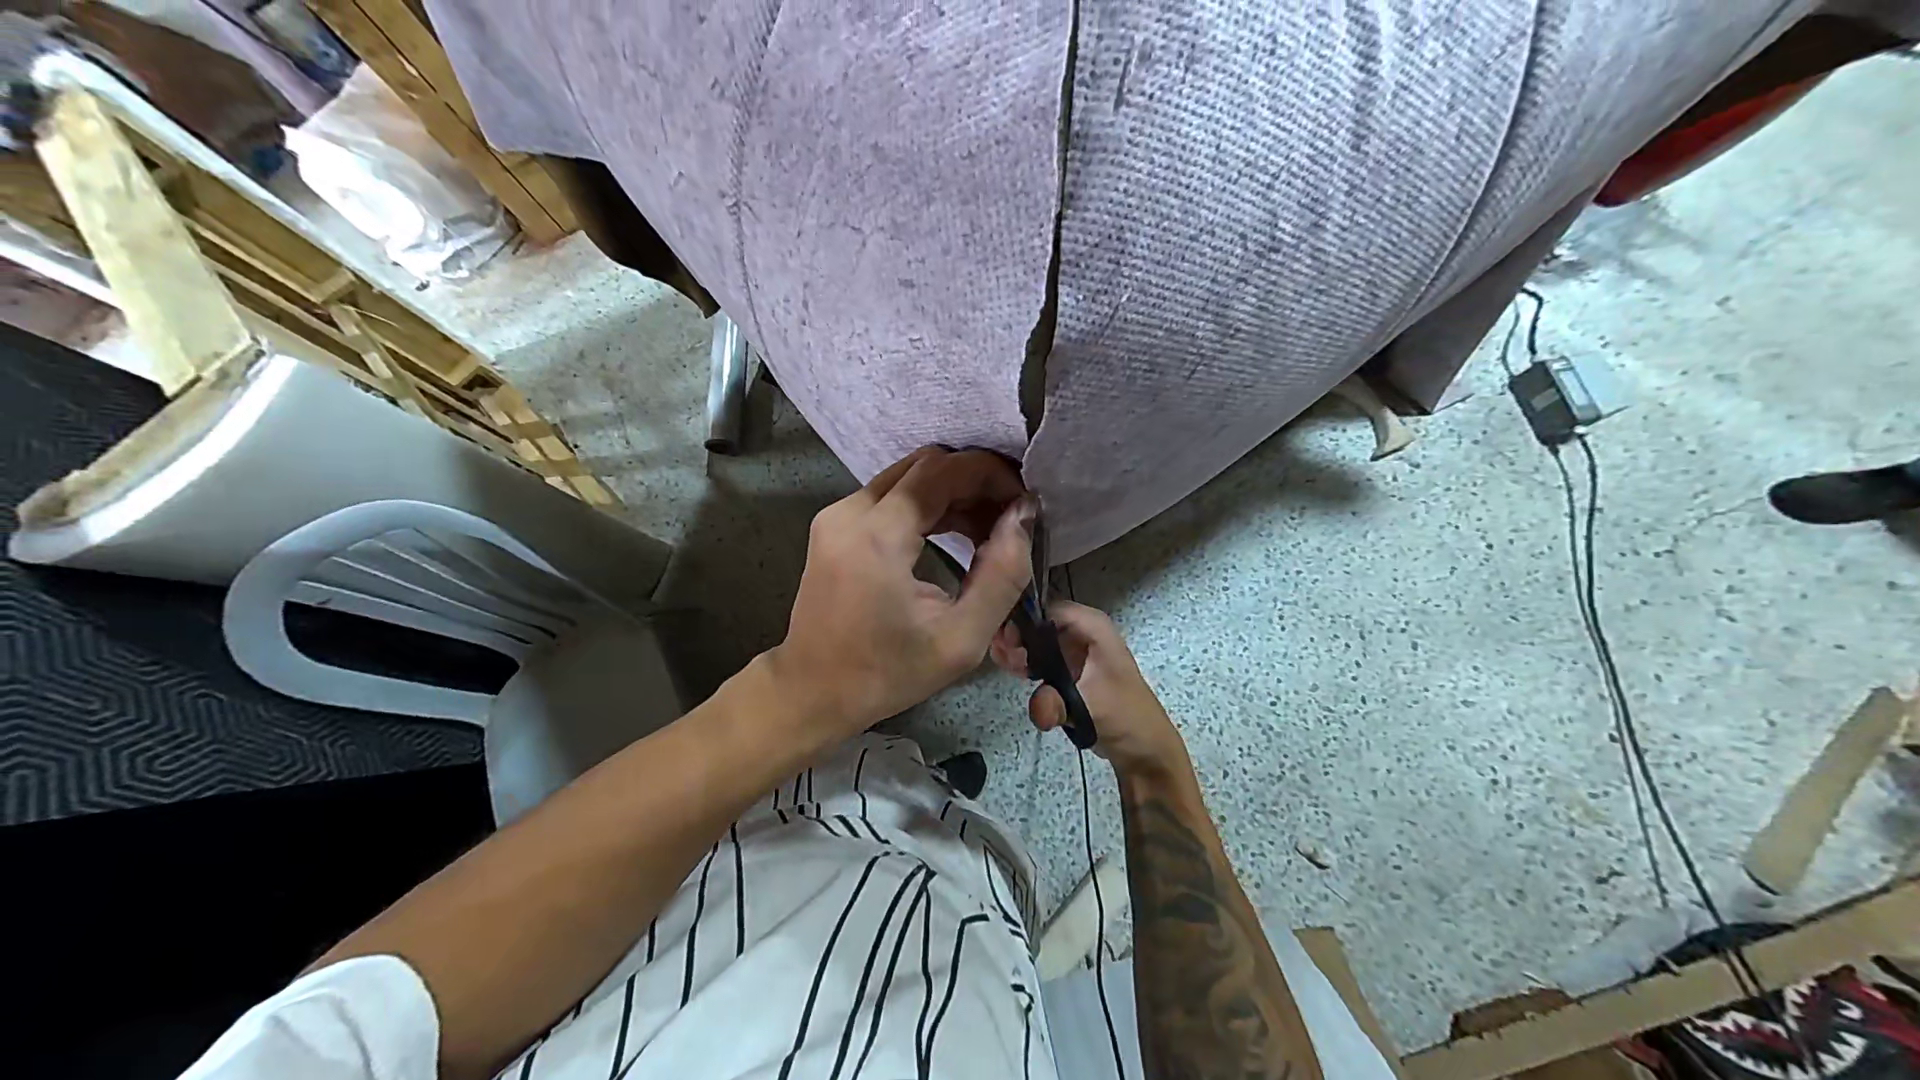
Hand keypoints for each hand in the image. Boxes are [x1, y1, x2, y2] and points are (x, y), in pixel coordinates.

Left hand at [767, 446, 1036, 734]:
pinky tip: (955, 532)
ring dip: (954, 491)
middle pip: (925, 464)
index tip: (1023, 503)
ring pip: (908, 475)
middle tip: (1010, 516)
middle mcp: (850, 512)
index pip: (943, 470)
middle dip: (975, 480)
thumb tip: (1023, 516)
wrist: (813, 690)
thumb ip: (1002, 575)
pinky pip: (890, 494)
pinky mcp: (834, 524)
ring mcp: (837, 515)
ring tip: (990, 528)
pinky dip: (928, 503)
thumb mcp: (961, 639)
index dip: (991, 474)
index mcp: (877, 537)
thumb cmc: (886, 673)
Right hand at [990, 600, 1187, 775]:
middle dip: (1016, 635)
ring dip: (1016, 648)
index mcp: (1093, 627)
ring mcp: (1073, 649)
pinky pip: (1038, 655)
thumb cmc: (1126, 718)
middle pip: (1039, 620)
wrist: (1142, 748)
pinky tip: (1011, 671)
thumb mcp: (1091, 708)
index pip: (1049, 608)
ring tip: (1004, 664)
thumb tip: (1035, 706)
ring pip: (1035, 637)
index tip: (1006, 642)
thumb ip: (1058, 705)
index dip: (1024, 621)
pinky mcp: (1066, 668)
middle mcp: (1081, 631)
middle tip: (1001, 656)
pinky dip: (1023, 660)